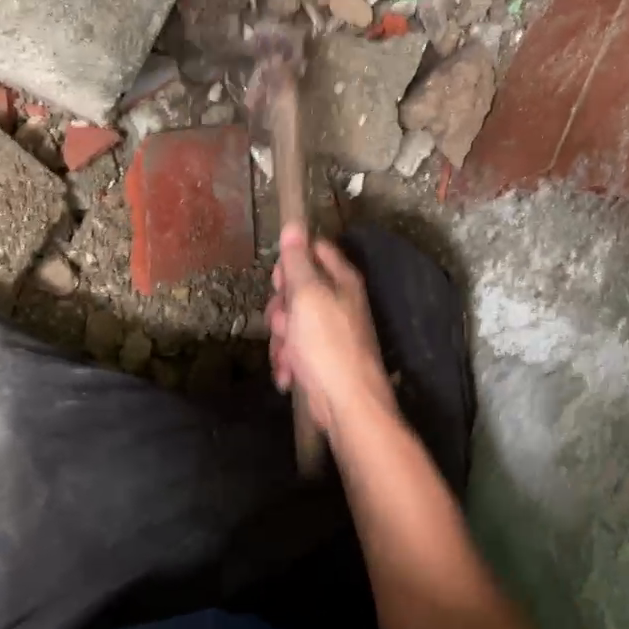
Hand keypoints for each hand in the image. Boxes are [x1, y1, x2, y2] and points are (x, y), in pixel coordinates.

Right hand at [268, 226, 395, 432]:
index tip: (280, 279)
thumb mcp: (306, 295)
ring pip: (292, 321)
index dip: (292, 260)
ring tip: (288, 355)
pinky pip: (296, 348)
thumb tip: (294, 224)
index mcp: (341, 280)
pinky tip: (289, 374)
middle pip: (297, 288)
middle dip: (280, 307)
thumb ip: (297, 261)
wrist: (347, 404)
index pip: (314, 249)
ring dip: (281, 340)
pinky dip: (288, 361)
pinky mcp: (323, 357)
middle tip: (283, 321)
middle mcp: (339, 301)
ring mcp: (331, 331)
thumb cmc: (327, 344)